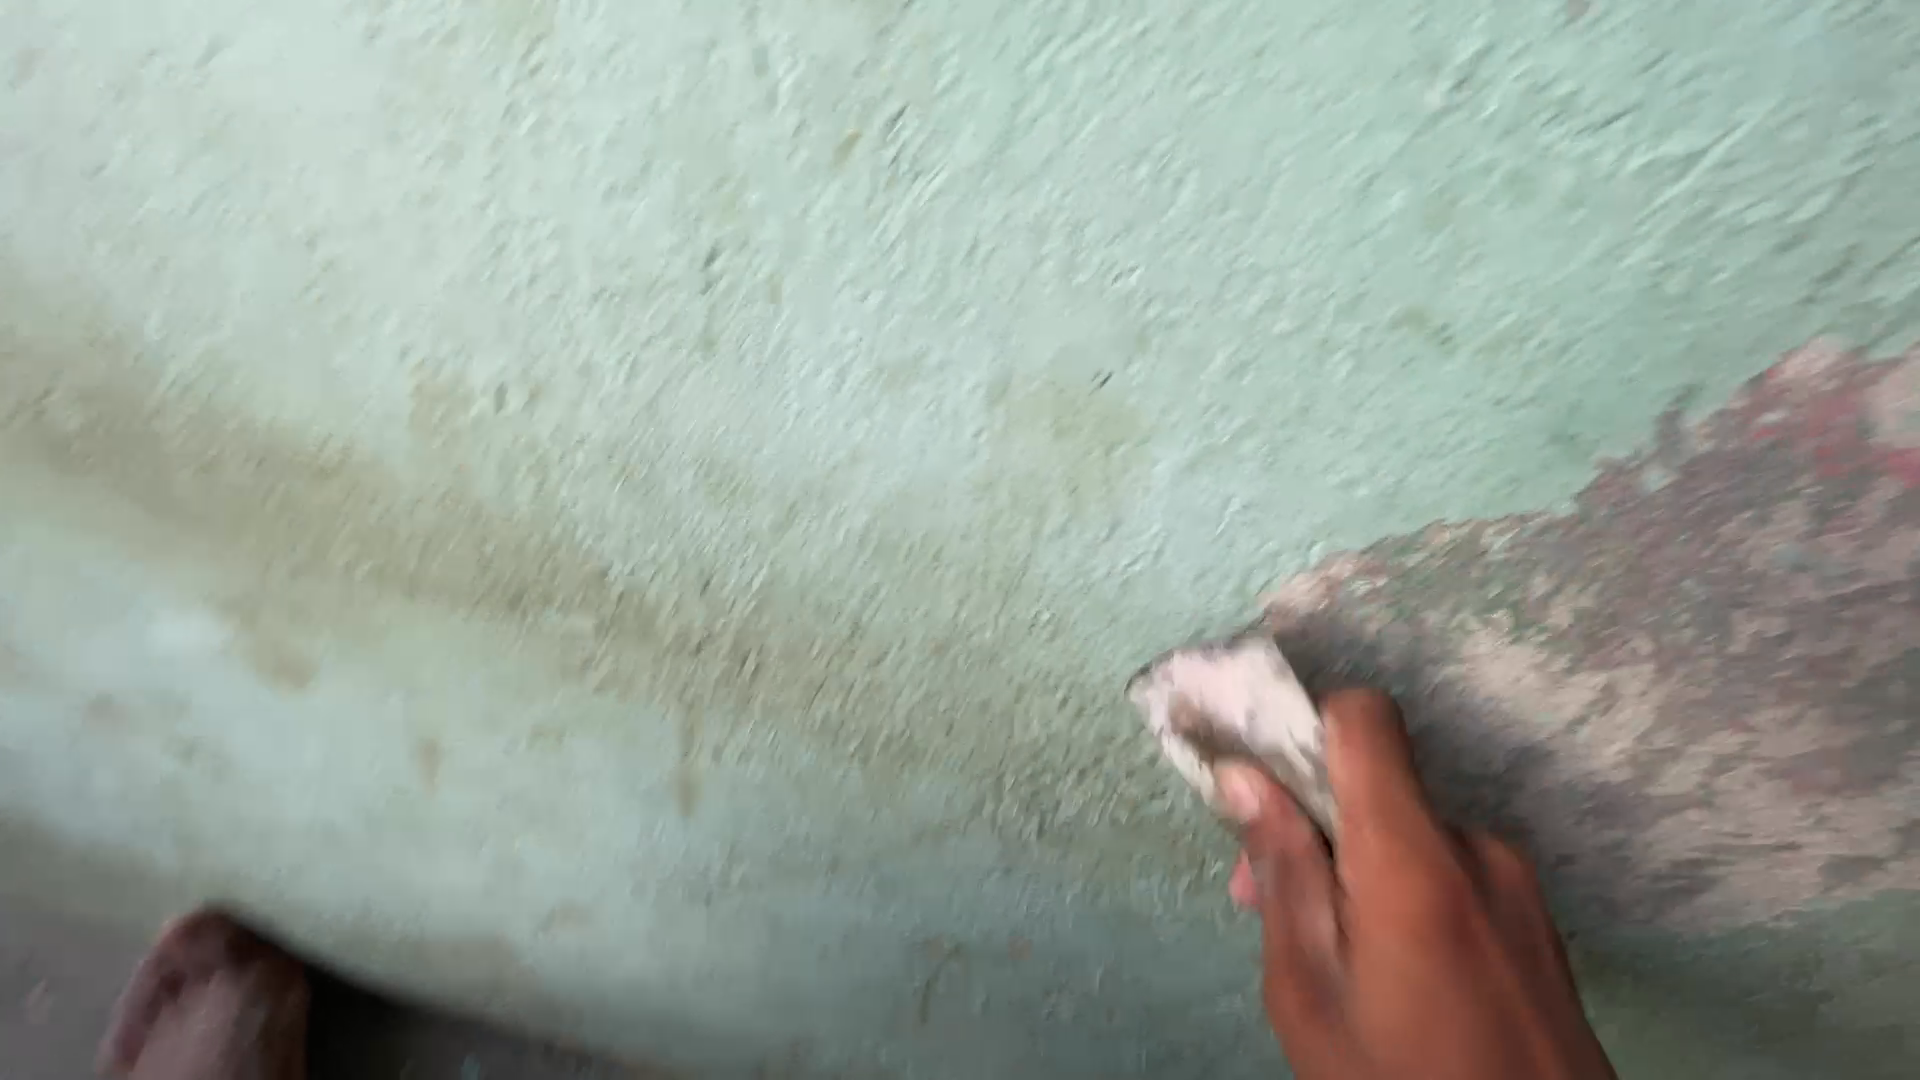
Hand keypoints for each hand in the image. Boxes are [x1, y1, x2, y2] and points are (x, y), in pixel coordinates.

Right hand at [1214, 688, 1616, 1079]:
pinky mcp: (1533, 916)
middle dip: (1307, 816)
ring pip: (1401, 827)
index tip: (1263, 770)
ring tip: (1323, 941)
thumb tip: (1242, 774)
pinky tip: (1382, 958)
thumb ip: (1281, 869)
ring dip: (1347, 857)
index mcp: (1412, 857)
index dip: (1306, 723)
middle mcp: (1474, 848)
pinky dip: (1394, 883)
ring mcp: (1514, 882)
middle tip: (1263, 894)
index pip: (1363, 718)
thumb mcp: (1309, 988)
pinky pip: (1442, 863)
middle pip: (1371, 781)